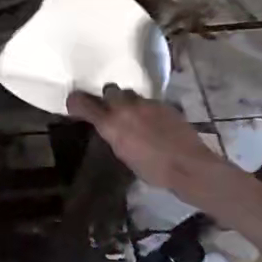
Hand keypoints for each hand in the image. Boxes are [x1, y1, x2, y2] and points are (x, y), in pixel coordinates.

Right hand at [67, 84, 233, 200]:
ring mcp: (146, 104)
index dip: (76, 102)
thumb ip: (114, 136)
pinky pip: (149, 101)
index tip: (73, 103)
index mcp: (110, 124)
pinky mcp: (164, 104)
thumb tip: (111, 128)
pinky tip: (153, 122)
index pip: (84, 103)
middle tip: (111, 109)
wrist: (188, 165)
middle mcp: (125, 108)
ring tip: (134, 114)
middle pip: (109, 90)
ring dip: (128, 101)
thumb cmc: (153, 170)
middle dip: (108, 98)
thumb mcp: (124, 155)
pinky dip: (146, 108)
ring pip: (130, 93)